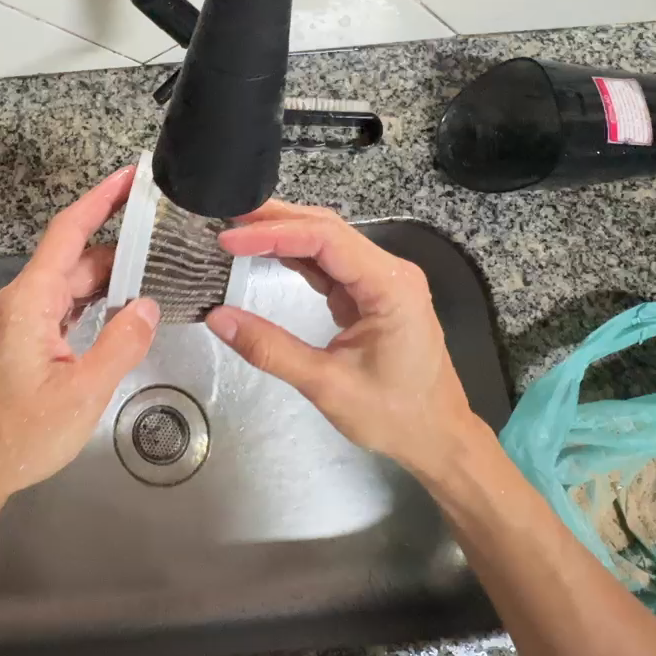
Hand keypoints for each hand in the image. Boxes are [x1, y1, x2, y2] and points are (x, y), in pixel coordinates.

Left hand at [0, 167, 160, 514]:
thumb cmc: (19, 435)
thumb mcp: (81, 393)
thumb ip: (120, 345)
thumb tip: (150, 305)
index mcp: (31, 301)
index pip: (68, 232)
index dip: (100, 199)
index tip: (131, 176)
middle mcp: (24, 301)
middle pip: (76, 258)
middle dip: (120, 243)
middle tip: (168, 234)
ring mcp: (22, 323)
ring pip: (71, 285)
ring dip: (111, 276)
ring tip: (157, 266)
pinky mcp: (25, 343)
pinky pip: (65, 308)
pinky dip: (96, 302)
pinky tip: (125, 307)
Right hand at [202, 201, 482, 478]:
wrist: (439, 438)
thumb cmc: (393, 415)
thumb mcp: (326, 385)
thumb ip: (270, 349)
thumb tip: (217, 318)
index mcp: (389, 285)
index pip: (324, 239)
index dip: (273, 233)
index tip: (229, 238)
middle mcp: (389, 271)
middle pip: (326, 228)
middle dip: (275, 220)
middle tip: (226, 217)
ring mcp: (380, 280)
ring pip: (326, 241)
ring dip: (283, 233)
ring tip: (237, 229)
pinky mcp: (369, 293)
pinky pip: (328, 263)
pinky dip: (295, 255)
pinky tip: (264, 251)